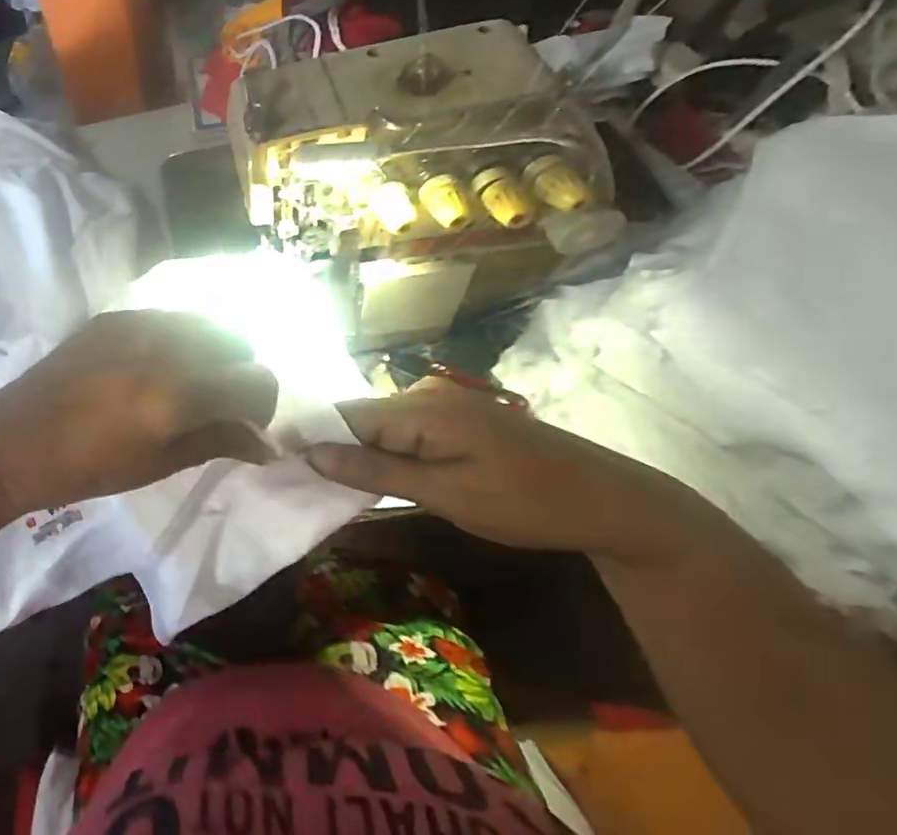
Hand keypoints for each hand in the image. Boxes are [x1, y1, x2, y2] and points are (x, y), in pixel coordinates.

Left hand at [0, 311, 279, 519]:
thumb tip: (265, 444)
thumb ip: (217, 442)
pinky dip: (177, 338)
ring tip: (188, 382)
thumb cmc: (87, 468)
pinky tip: (154, 365)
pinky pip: (165, 317)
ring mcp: (136, 323)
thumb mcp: (158, 464)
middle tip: (220, 404)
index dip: (263, 405)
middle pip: (236, 342)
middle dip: (240, 373)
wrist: (14, 441)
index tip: (247, 424)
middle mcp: (166, 347)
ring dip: (211, 351)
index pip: (256, 381)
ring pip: (202, 322)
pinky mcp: (111, 317)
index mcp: (180, 393)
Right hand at [308, 379, 738, 568]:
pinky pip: (403, 427)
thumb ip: (375, 470)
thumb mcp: (446, 494)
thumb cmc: (526, 504)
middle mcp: (426, 393)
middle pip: (359, 416)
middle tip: (308, 485)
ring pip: (380, 423)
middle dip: (333, 447)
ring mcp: (443, 401)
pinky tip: (380, 473)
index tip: (283, 469)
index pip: (343, 414)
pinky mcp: (457, 415)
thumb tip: (311, 452)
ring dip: (359, 451)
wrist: (612, 502)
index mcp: (422, 408)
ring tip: (336, 483)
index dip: (311, 438)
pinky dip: (387, 450)